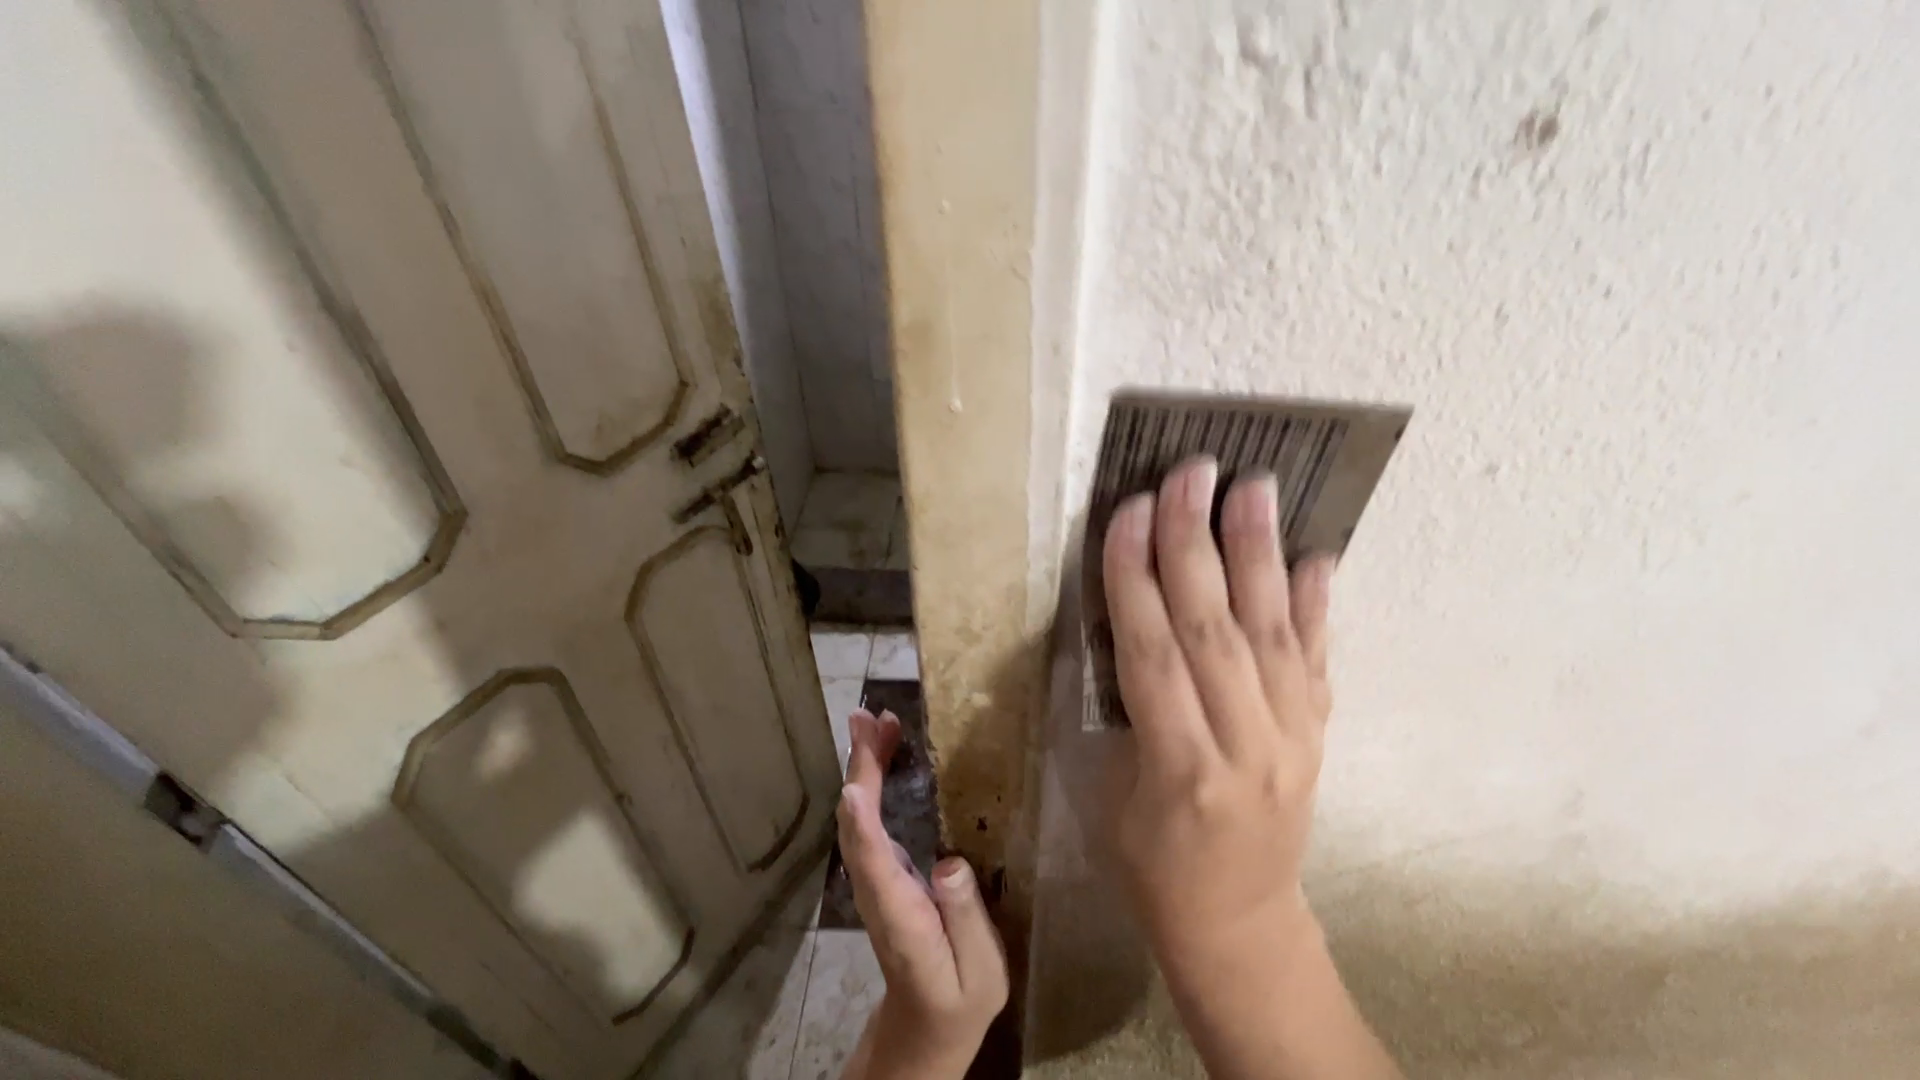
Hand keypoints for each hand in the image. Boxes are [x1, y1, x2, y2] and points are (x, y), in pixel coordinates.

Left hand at [837, 708, 1008, 1079]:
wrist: (925, 1021)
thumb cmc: (959, 997)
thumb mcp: (980, 972)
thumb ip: (965, 918)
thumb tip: (949, 864)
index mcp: (900, 914)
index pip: (873, 865)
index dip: (862, 823)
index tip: (855, 782)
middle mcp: (877, 888)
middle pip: (856, 824)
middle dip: (862, 769)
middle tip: (871, 719)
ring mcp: (875, 877)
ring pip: (856, 816)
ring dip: (864, 766)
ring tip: (877, 721)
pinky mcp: (882, 870)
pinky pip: (867, 818)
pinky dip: (871, 781)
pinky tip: (885, 753)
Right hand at [1101, 457, 1335, 982]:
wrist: (1237, 924)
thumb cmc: (1151, 866)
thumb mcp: (1108, 797)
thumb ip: (1118, 707)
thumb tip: (1122, 618)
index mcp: (1178, 768)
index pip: (1153, 652)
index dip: (1134, 576)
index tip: (1126, 509)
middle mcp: (1245, 746)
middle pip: (1215, 628)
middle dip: (1196, 542)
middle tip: (1190, 472)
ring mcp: (1293, 739)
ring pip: (1273, 632)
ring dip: (1259, 552)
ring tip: (1254, 485)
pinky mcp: (1318, 736)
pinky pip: (1318, 660)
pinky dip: (1316, 604)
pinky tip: (1314, 554)